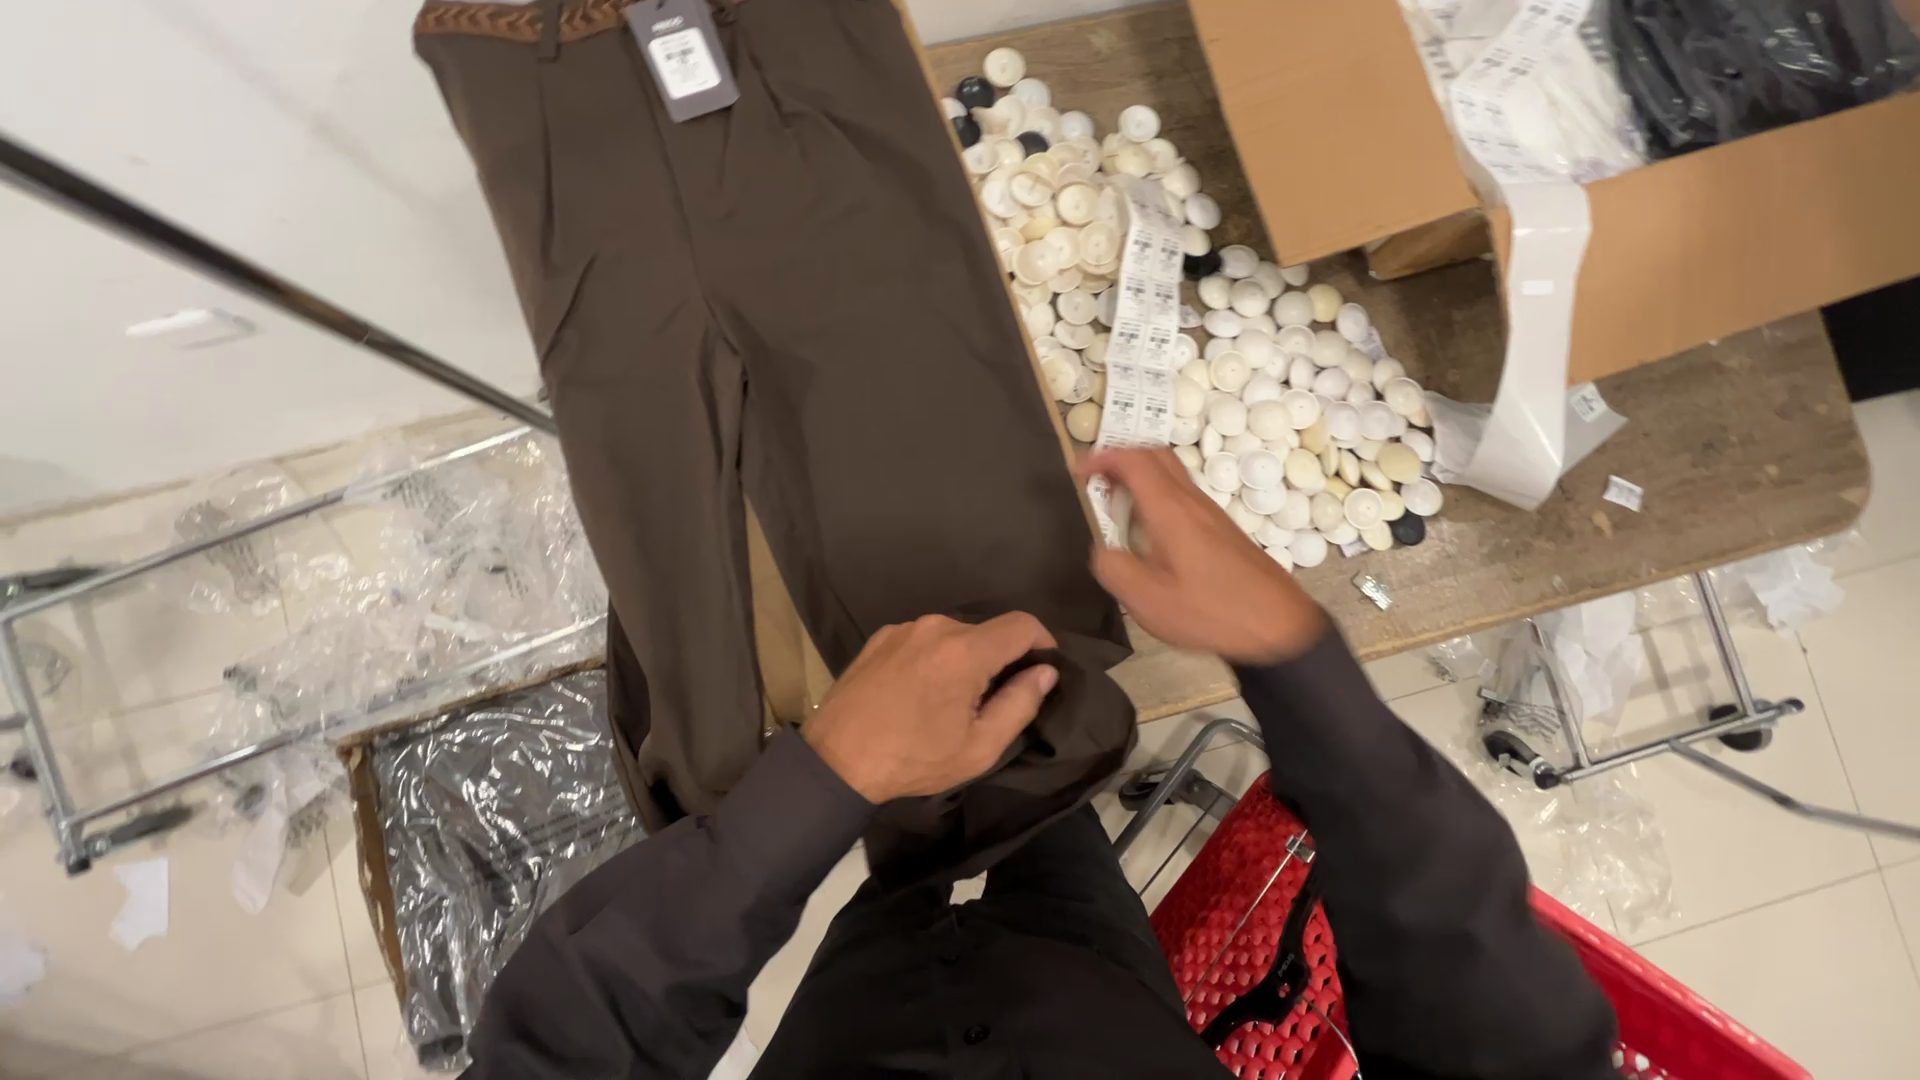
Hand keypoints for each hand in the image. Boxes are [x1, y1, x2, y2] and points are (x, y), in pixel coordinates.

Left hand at [802, 612, 1059, 803]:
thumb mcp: (980, 746)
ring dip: (964, 659)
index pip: (1022, 624)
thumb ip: (1021, 703)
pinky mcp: (880, 637)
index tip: (1045, 667)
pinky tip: (919, 691)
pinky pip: (923, 639)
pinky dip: (934, 658)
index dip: (1043, 642)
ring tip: (951, 699)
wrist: (836, 759)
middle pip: (986, 631)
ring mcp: (904, 628)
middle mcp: (935, 626)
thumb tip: (1046, 671)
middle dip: (999, 659)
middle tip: (993, 699)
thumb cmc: (914, 758)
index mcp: (965, 650)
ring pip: (953, 635)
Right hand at [1080, 448, 1325, 665]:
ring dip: (1139, 477)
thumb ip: (1113, 568)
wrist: (1278, 626)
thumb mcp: (1147, 600)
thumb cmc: (1210, 611)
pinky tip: (1147, 531)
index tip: (1077, 470)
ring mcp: (1210, 514)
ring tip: (1115, 506)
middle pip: (1156, 455)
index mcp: (1170, 510)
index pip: (1133, 460)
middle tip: (1095, 479)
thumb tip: (1101, 550)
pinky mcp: (1221, 530)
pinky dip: (1156, 496)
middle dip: (1120, 457)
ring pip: (1171, 474)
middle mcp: (1192, 502)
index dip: (1101, 456)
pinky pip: (1182, 495)